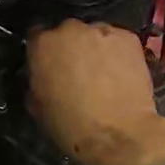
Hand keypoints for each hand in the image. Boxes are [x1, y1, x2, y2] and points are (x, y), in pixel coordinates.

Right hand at [26, 20, 164, 164]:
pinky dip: (117, 53)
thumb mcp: (38, 106)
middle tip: (77, 71)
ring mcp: (101, 31)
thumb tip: (41, 76)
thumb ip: (36, 81)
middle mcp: (69, 29)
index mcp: (42, 44)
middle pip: (66, 32)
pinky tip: (121, 73)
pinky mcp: (128, 38)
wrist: (119, 135)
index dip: (43, 51)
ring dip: (94, 48)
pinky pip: (117, 41)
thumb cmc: (71, 125)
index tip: (49, 65)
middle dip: (70, 48)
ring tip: (103, 73)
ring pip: (94, 35)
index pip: (37, 36)